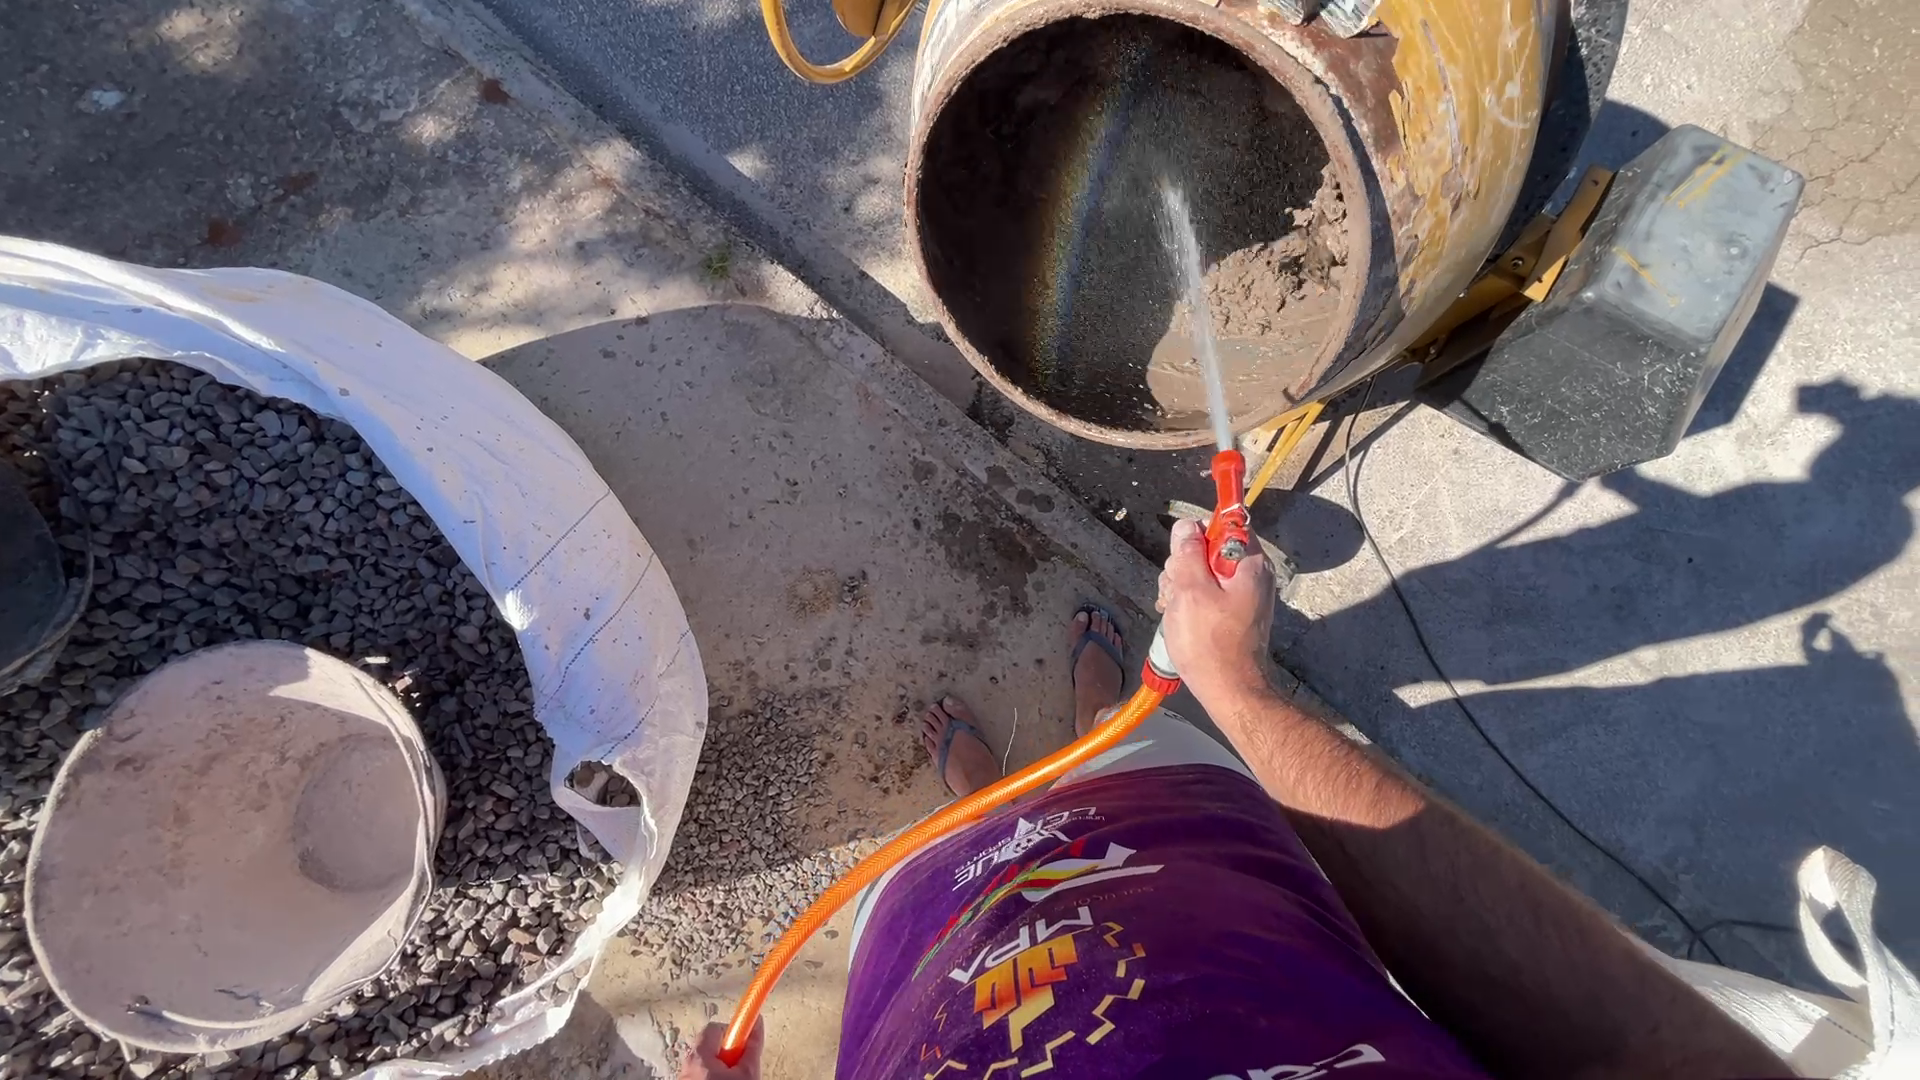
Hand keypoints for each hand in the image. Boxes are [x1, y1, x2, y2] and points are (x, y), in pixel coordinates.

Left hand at [679, 1020, 762, 1079]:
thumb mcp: (748, 1075)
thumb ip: (752, 1047)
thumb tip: (757, 1023)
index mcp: (698, 1059)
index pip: (714, 1029)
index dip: (732, 1033)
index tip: (746, 1035)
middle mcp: (684, 1071)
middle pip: (709, 1051)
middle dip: (726, 1058)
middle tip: (740, 1072)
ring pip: (704, 1071)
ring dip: (718, 1074)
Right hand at [1157, 518, 1273, 712]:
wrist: (1227, 689)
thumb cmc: (1209, 642)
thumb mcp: (1190, 590)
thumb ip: (1188, 553)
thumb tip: (1187, 526)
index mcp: (1249, 564)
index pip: (1228, 524)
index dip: (1199, 533)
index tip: (1184, 556)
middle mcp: (1250, 575)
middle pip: (1209, 548)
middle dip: (1184, 566)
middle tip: (1178, 591)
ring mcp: (1241, 594)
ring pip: (1201, 571)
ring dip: (1181, 586)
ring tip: (1176, 610)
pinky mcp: (1231, 611)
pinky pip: (1205, 592)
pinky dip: (1188, 601)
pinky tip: (1179, 618)